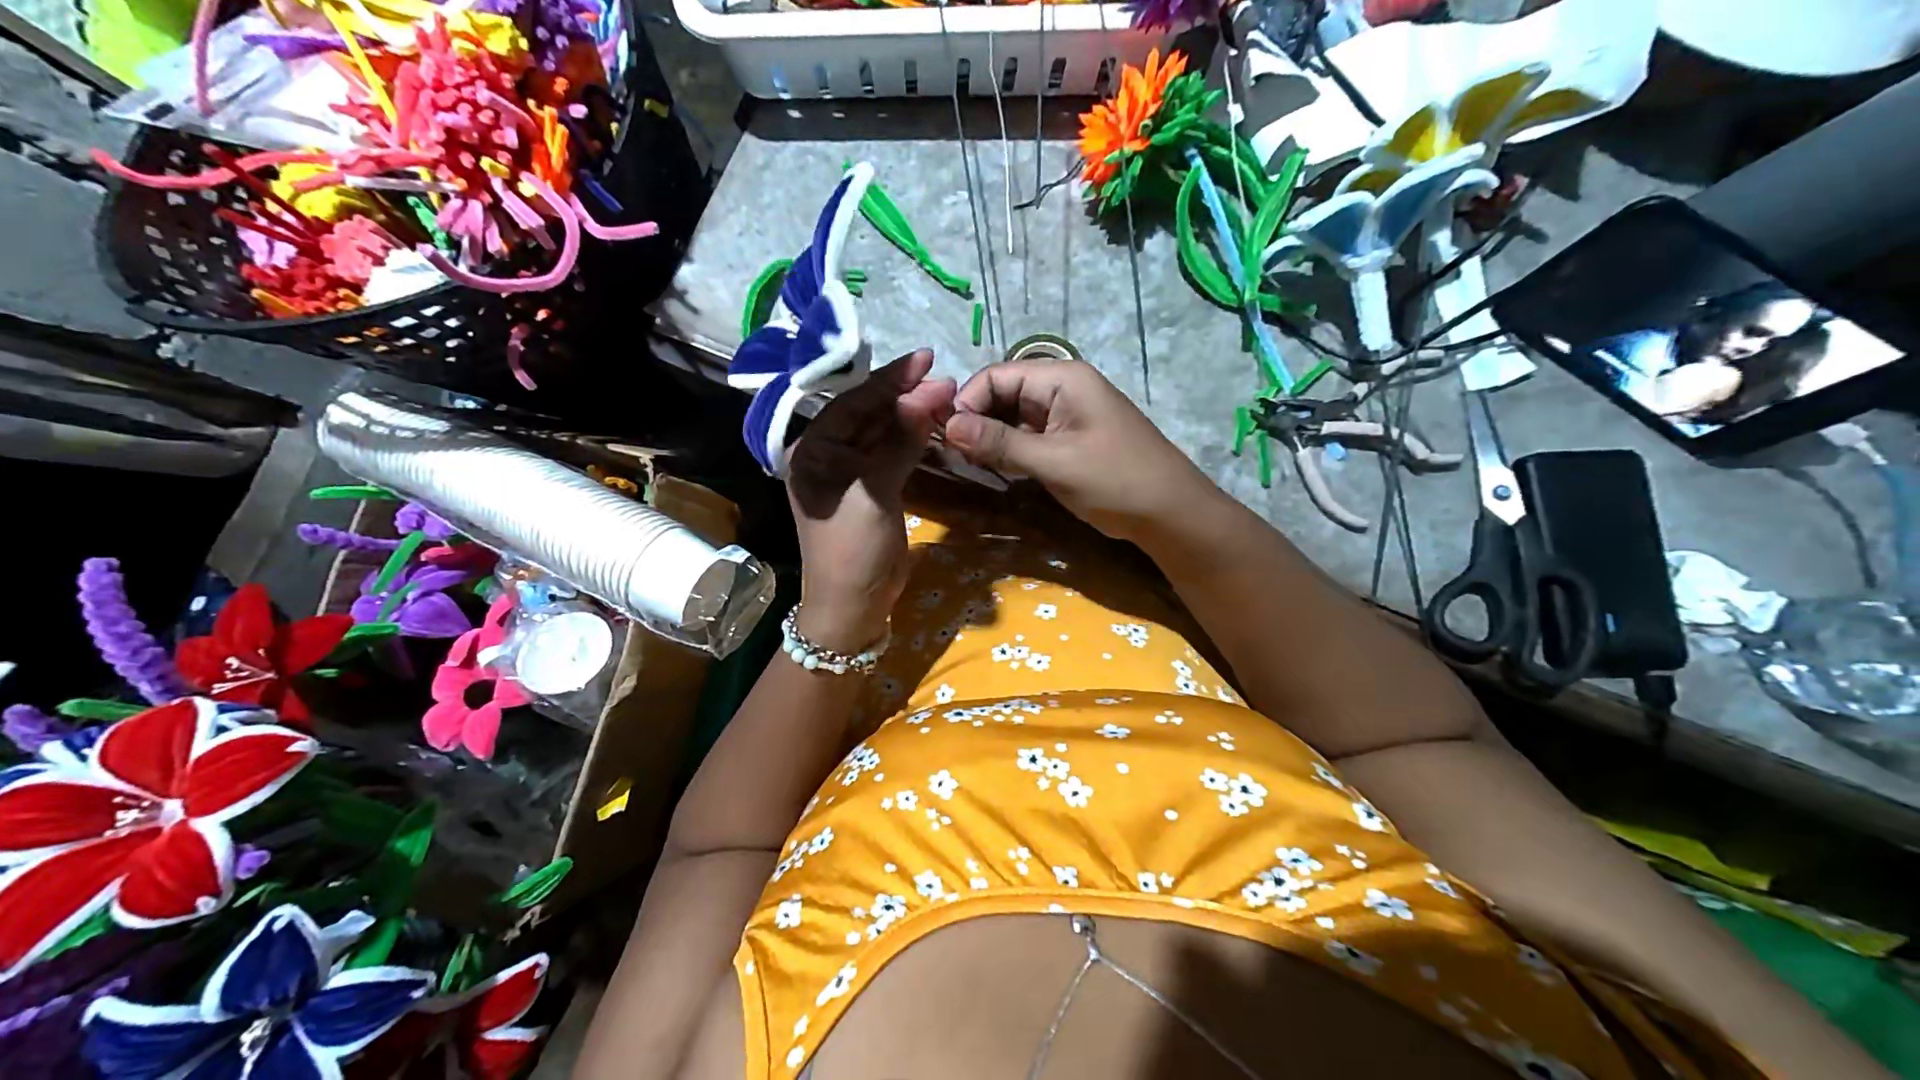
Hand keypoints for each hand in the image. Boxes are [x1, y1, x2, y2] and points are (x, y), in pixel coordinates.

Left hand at [787, 350, 955, 651]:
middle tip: (946, 379)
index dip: (890, 380)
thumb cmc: (852, 549)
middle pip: (869, 413)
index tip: (926, 359)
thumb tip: (927, 394)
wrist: (853, 604)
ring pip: (883, 431)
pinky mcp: (871, 487)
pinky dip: (912, 438)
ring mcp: (850, 471)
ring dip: (912, 414)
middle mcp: (827, 454)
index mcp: (813, 450)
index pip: (853, 402)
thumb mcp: (874, 492)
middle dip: (906, 395)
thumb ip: (899, 442)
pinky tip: (933, 423)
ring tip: (947, 395)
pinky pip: (892, 452)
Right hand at [943, 358, 1221, 545]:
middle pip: (1003, 394)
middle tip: (954, 456)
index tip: (946, 438)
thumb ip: (999, 442)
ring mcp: (1067, 414)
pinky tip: (997, 469)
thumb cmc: (1114, 480)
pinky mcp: (1070, 439)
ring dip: (992, 437)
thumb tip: (948, 425)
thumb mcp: (1053, 462)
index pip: (997, 376)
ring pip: (1014, 417)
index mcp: (1062, 378)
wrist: (1170, 513)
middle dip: (977, 420)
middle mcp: (1062, 388)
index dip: (967, 402)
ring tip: (970, 464)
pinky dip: (1011, 450)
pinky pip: (1030, 436)